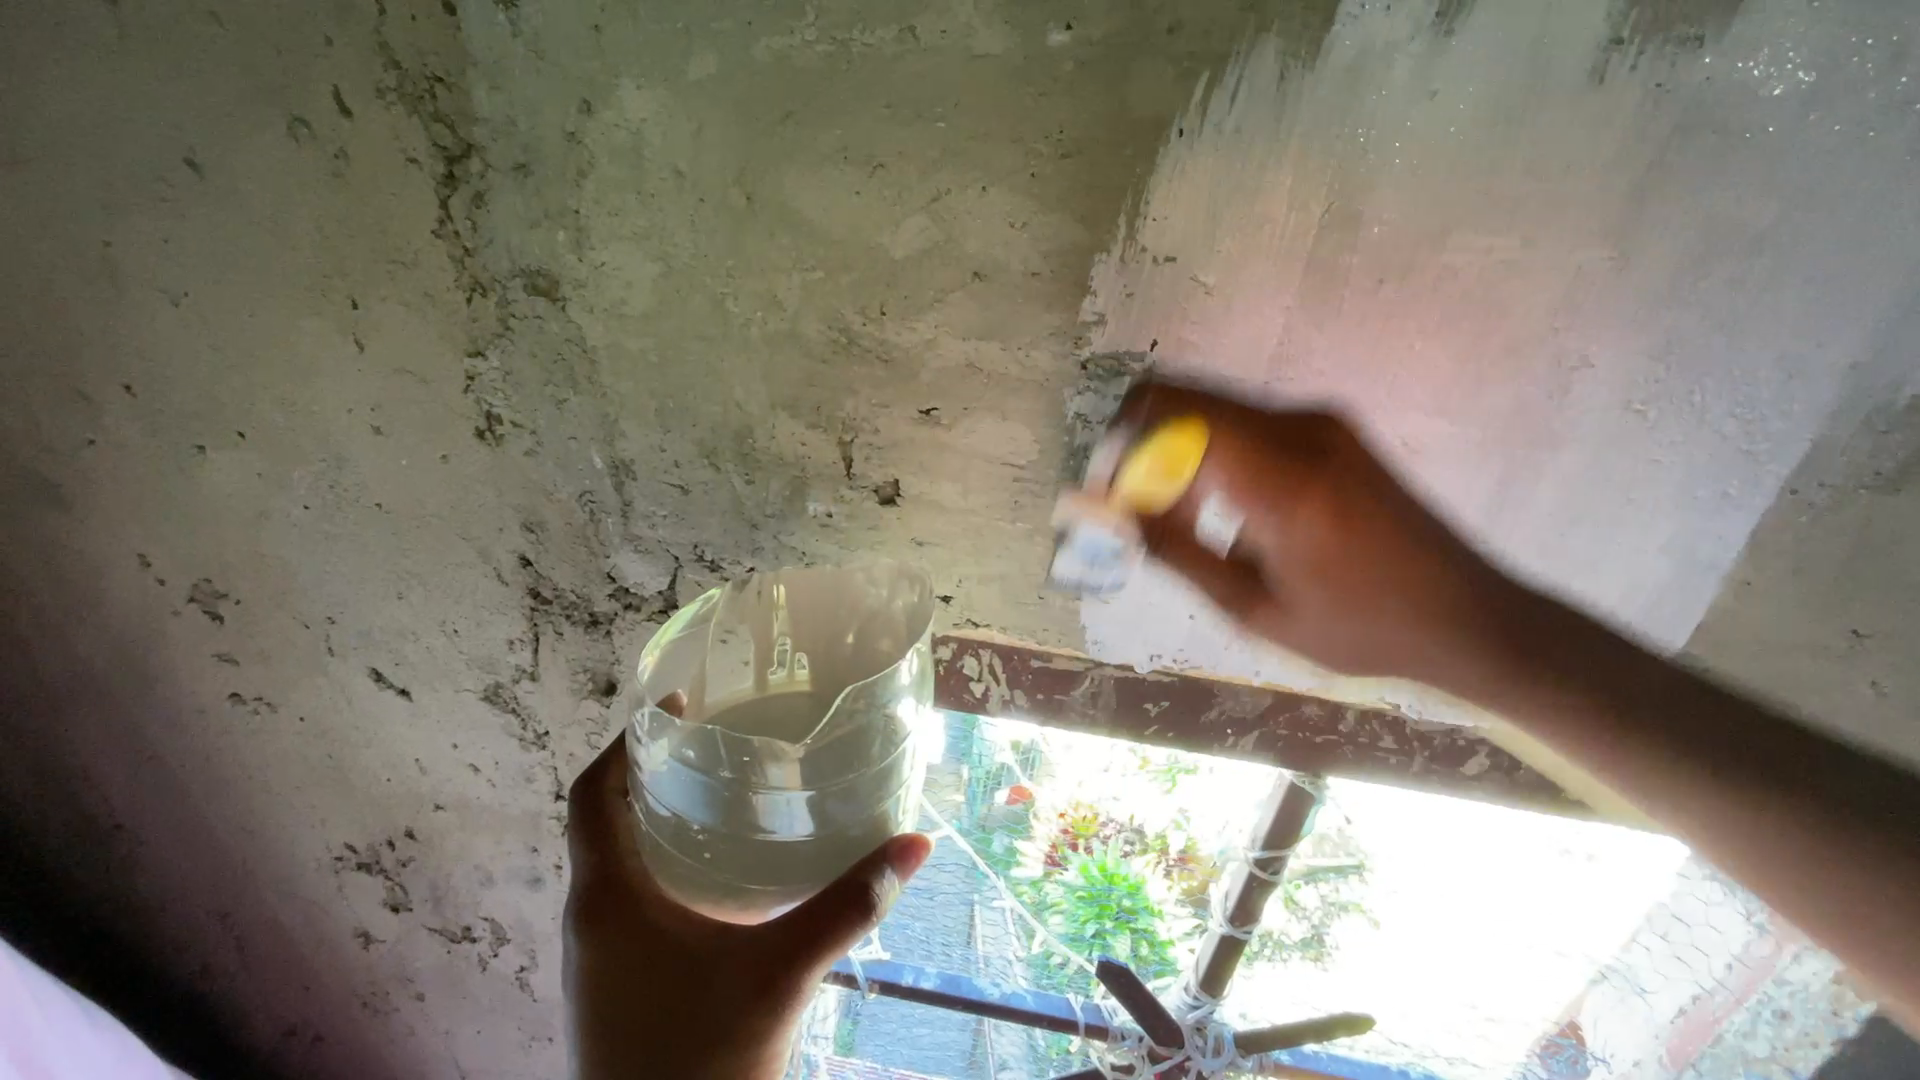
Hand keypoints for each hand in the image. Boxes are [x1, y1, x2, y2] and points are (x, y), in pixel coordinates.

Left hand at [563, 719, 932, 1079]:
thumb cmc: (701, 1061)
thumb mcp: (781, 974)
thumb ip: (848, 906)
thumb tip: (915, 843)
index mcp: (607, 900)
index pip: (591, 794)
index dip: (626, 742)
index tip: (678, 708)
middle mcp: (589, 921)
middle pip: (604, 823)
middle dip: (652, 776)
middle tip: (717, 746)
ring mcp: (597, 959)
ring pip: (617, 864)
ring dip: (656, 823)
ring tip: (723, 797)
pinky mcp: (614, 986)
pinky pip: (630, 901)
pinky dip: (665, 869)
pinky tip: (723, 880)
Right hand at [1120, 380, 1524, 687]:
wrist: (1471, 616)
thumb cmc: (1361, 629)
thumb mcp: (1254, 611)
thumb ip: (1177, 554)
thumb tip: (1115, 513)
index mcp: (1281, 477)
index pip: (1170, 408)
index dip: (1121, 442)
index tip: (1108, 492)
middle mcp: (1300, 428)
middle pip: (1184, 398)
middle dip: (1142, 449)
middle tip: (1137, 512)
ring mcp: (1321, 421)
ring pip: (1212, 409)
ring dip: (1178, 455)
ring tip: (1184, 523)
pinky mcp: (1332, 429)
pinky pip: (1246, 423)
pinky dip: (1213, 455)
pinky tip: (1226, 512)